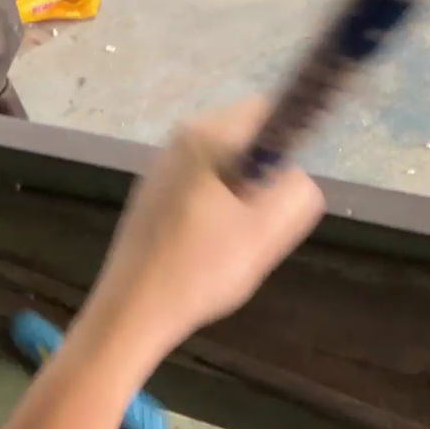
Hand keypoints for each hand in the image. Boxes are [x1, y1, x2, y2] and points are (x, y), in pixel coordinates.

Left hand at [80, 100, 324, 366]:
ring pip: (220, 177)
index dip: (285, 153)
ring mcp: (157, 173)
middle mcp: (176, 144)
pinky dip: (208, 221)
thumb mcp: (264, 234)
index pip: (267, 114)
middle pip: (243, 147)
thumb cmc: (198, 272)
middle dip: (259, 186)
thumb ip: (297, 195)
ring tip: (224, 252)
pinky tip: (200, 258)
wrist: (130, 314)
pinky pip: (196, 197)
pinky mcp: (147, 204)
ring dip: (234, 209)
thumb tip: (298, 180)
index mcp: (204, 137)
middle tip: (252, 234)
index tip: (276, 201)